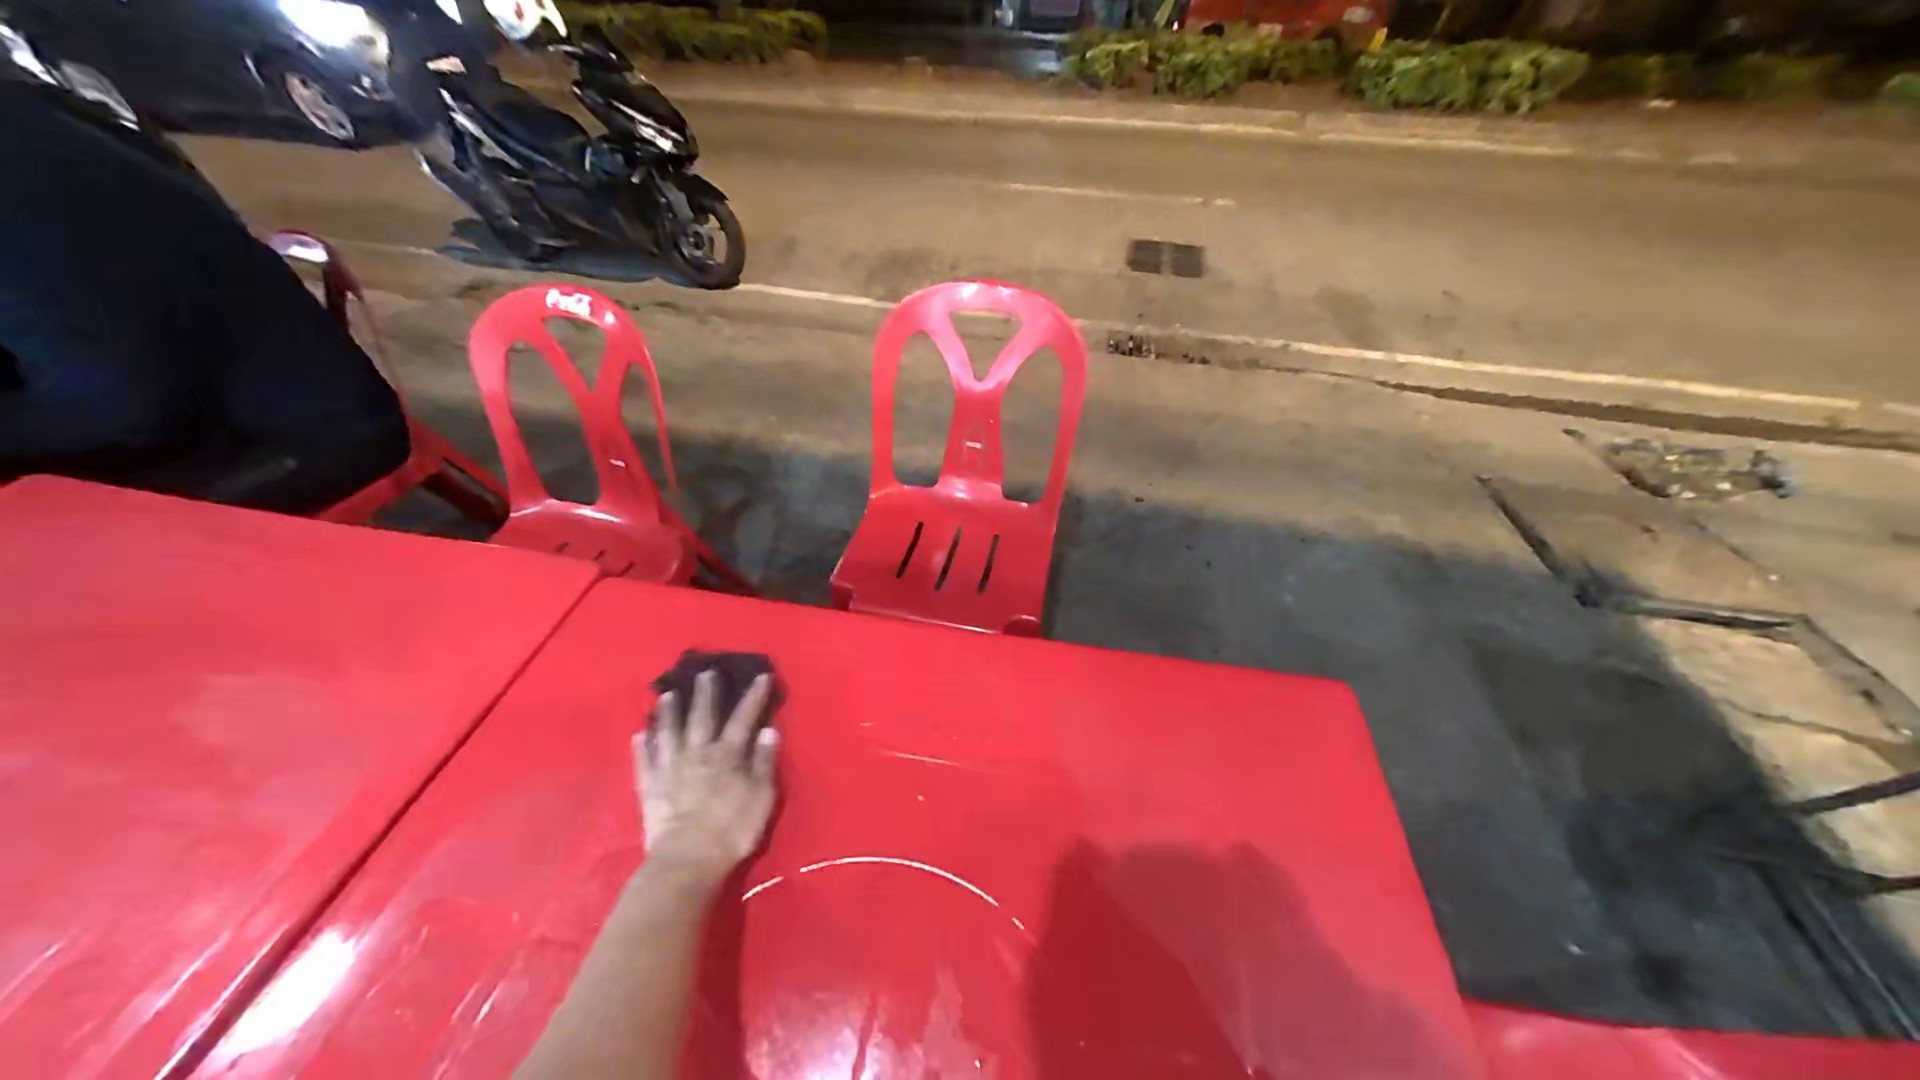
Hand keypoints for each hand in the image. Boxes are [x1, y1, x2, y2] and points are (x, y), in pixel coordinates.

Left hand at [634, 669, 779, 882]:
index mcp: (728, 756)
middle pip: (702, 717)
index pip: (744, 719)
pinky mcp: (651, 789)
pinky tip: (640, 734)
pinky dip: (642, 747)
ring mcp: (671, 770)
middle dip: (706, 694)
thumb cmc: (732, 830)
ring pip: (669, 733)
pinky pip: (644, 762)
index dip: (753, 697)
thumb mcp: (761, 797)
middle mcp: (698, 754)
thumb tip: (769, 729)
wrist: (687, 861)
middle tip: (705, 672)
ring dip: (669, 712)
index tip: (761, 675)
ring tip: (668, 694)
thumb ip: (765, 762)